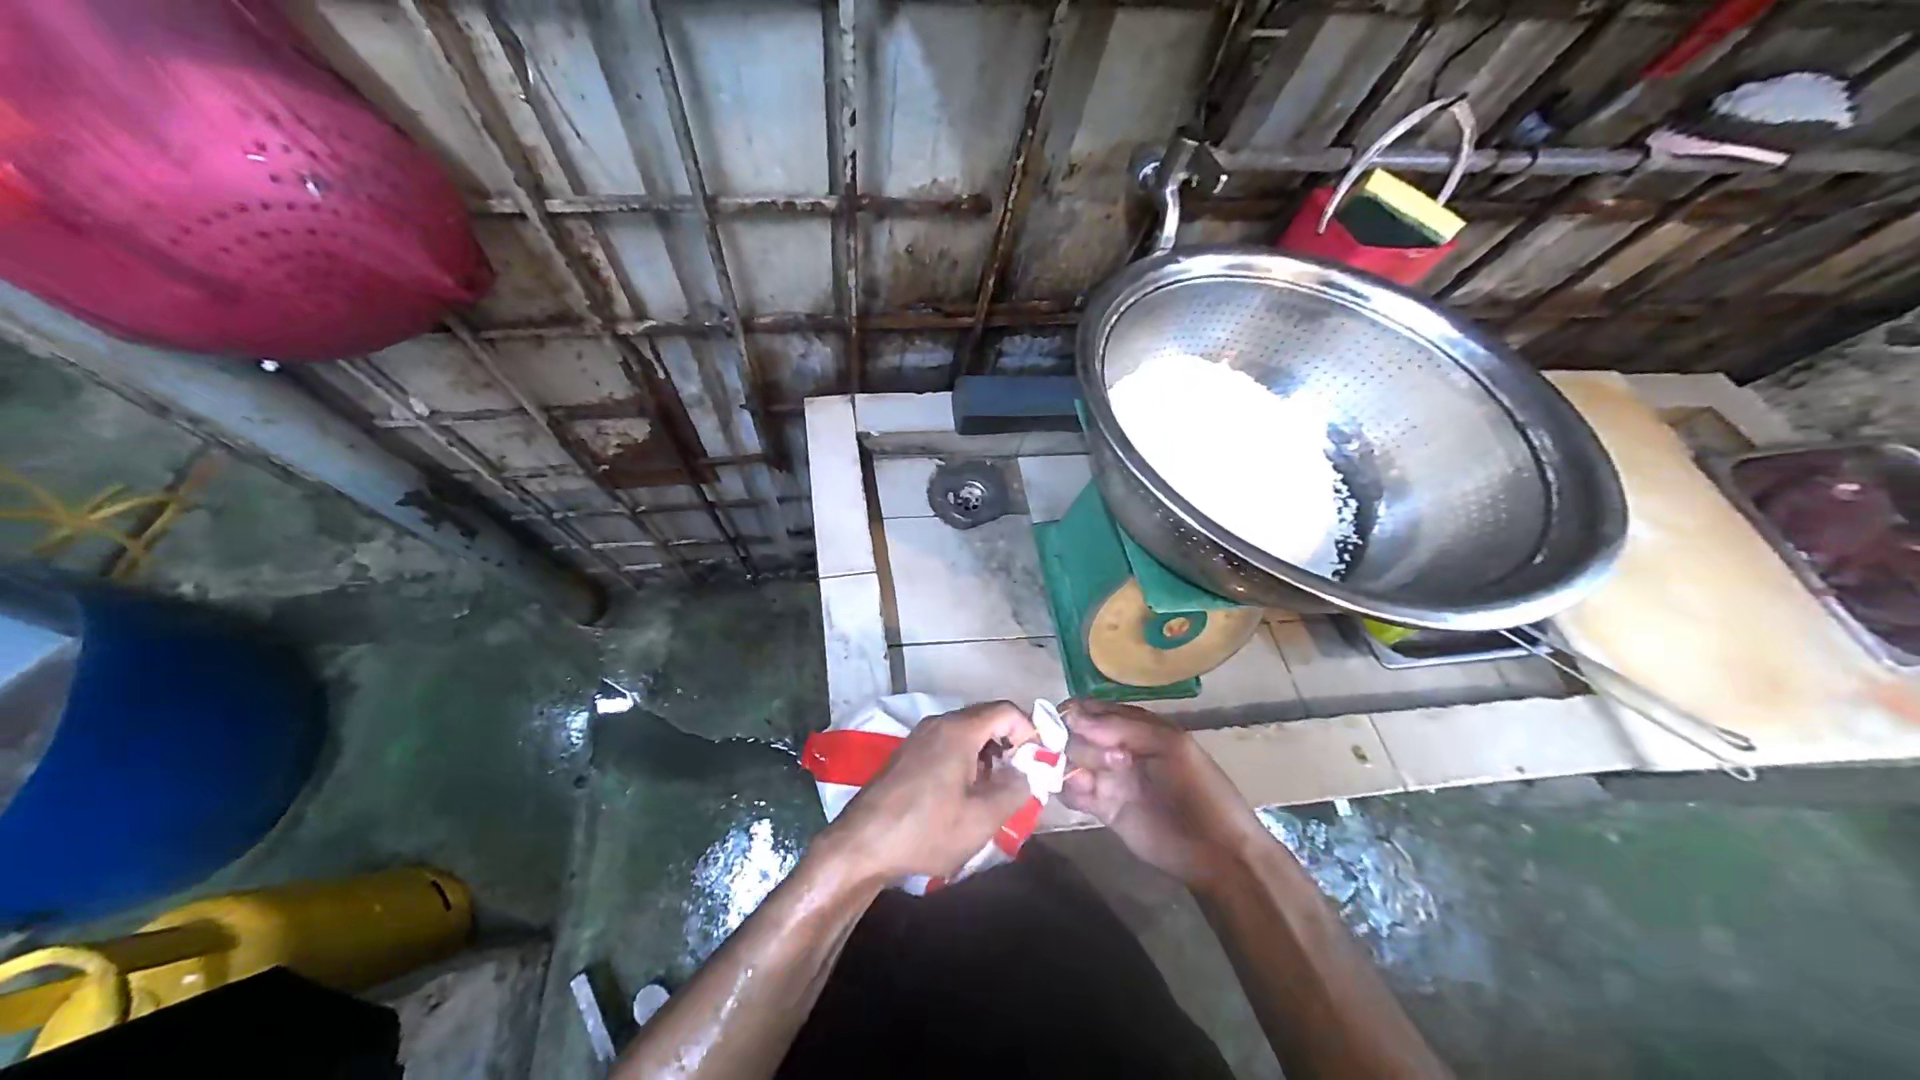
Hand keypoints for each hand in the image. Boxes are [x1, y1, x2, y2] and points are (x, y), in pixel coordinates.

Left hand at [816, 701, 1037, 881]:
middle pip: (987, 717)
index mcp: (958, 730)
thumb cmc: (925, 830)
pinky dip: (968, 757)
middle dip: (1011, 743)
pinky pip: (948, 743)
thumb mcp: (981, 818)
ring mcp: (920, 737)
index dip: (1030, 732)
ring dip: (989, 753)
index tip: (1040, 762)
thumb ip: (1015, 790)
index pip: (1006, 711)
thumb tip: (1029, 773)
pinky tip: (967, 792)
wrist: (862, 844)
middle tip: (1023, 776)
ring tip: (998, 788)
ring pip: (967, 731)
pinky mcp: (909, 753)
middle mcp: (938, 723)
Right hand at [1060, 700, 1269, 888]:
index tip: (1068, 726)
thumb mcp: (1169, 745)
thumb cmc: (1198, 790)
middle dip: (1076, 743)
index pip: (1089, 709)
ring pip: (1069, 762)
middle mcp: (1115, 746)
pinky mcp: (1102, 807)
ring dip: (1068, 767)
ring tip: (1091, 784)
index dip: (1073, 714)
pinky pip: (1071, 792)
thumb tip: (1072, 717)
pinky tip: (1086, 798)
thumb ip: (1121, 727)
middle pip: (1073, 734)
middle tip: (1108, 762)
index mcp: (1134, 725)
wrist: (1217, 851)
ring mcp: (1108, 777)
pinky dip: (1069, 791)